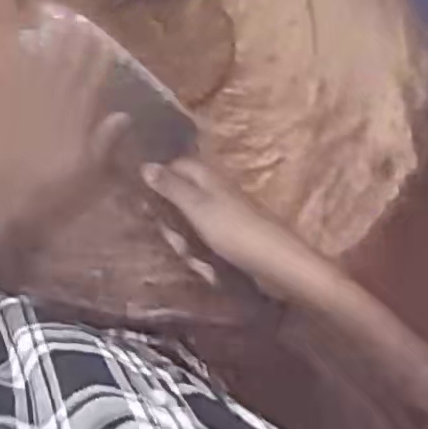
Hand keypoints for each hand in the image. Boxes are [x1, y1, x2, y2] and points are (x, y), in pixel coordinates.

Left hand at [0, 13, 130, 263]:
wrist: (10, 199)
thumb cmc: (54, 189)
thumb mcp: (88, 171)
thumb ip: (104, 141)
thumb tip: (124, 115)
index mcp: (73, 120)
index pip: (88, 85)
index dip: (95, 63)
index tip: (103, 42)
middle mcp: (51, 106)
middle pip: (63, 70)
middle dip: (72, 45)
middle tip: (78, 21)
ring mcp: (27, 105)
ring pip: (40, 68)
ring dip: (49, 46)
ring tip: (55, 25)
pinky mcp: (8, 110)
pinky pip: (12, 79)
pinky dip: (17, 61)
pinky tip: (20, 45)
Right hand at [141, 156, 322, 295]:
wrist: (283, 264)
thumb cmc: (235, 231)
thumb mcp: (196, 207)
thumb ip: (169, 186)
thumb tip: (144, 164)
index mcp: (205, 174)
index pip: (172, 165)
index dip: (157, 180)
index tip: (144, 202)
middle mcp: (215, 186)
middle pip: (180, 192)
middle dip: (172, 217)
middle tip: (173, 239)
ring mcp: (226, 209)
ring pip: (192, 217)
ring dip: (187, 237)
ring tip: (191, 256)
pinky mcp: (234, 231)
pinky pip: (207, 233)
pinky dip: (202, 246)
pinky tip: (204, 263)